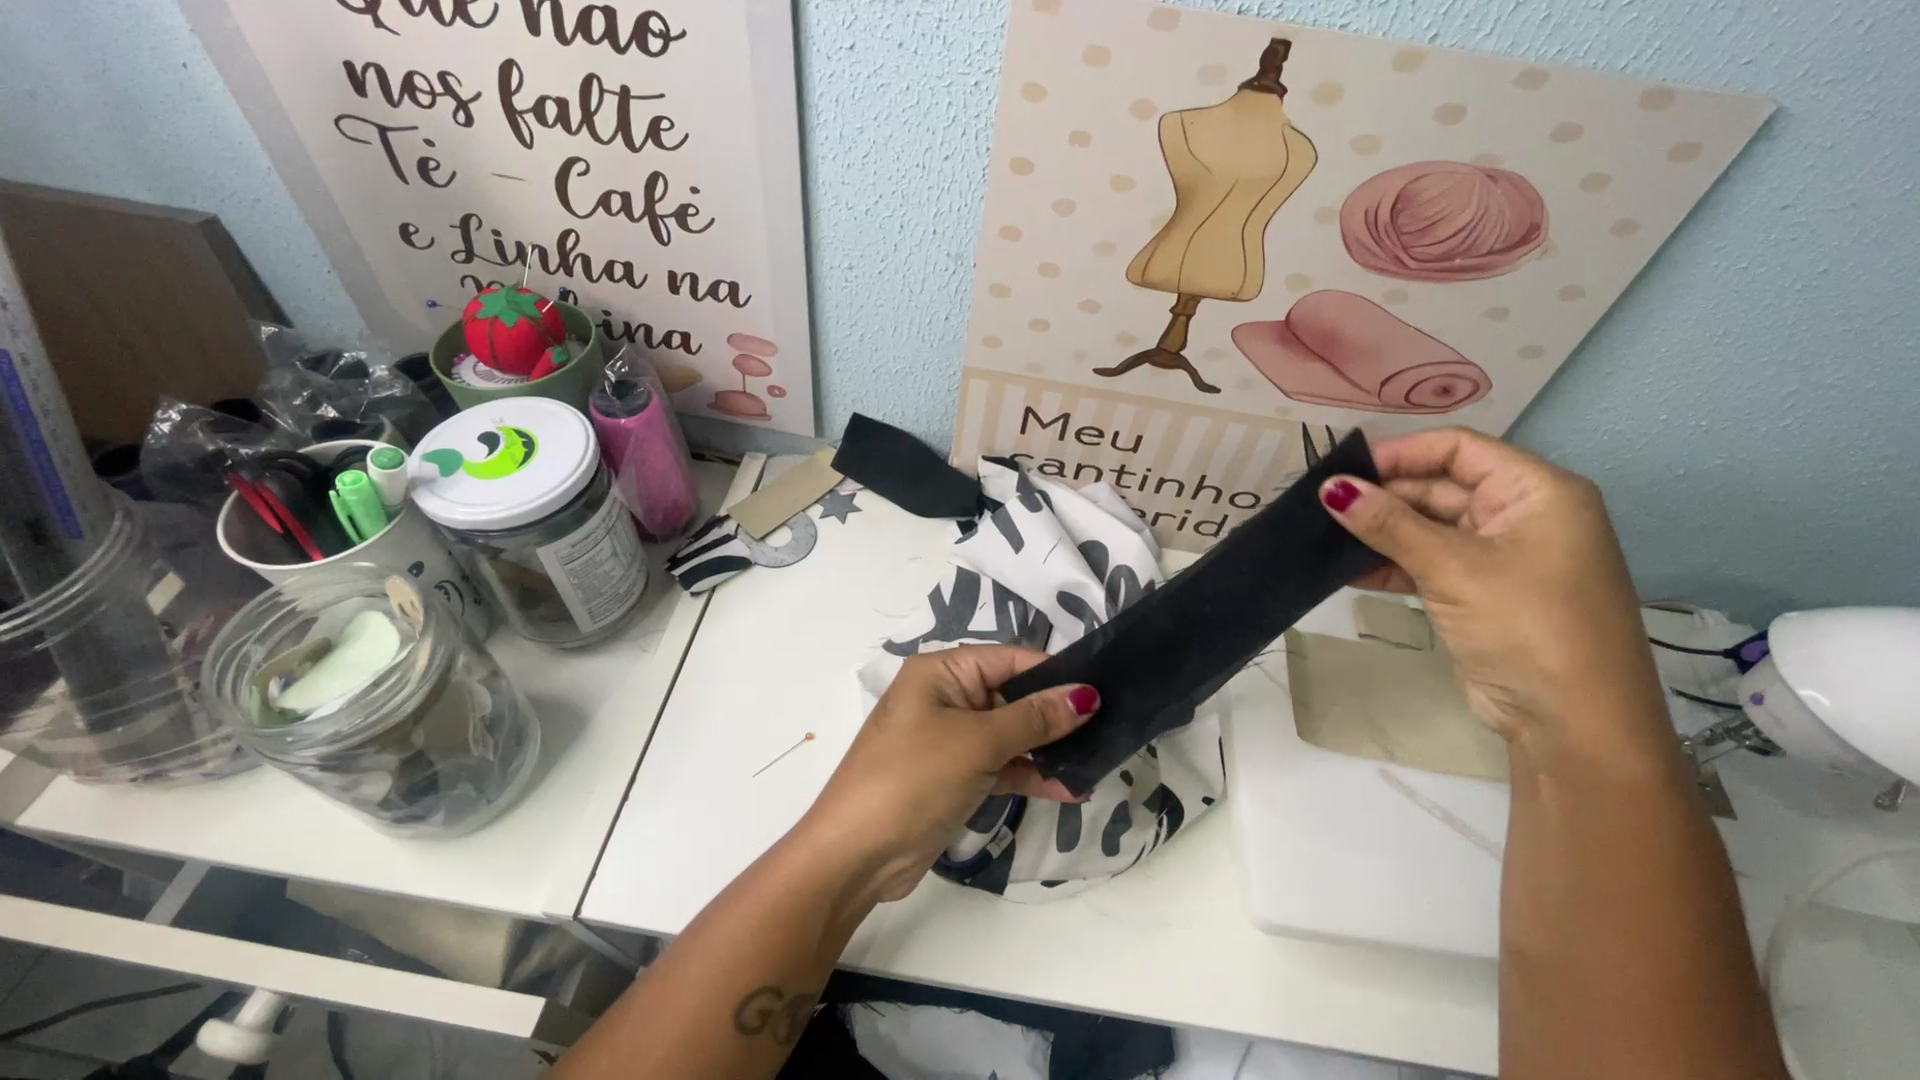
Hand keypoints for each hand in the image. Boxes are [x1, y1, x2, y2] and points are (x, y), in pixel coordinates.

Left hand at [795, 647, 1098, 902]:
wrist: (856, 855)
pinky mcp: (955, 777)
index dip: (1054, 673)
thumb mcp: (978, 742)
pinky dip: (1030, 776)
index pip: (1009, 659)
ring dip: (1048, 750)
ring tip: (1096, 763)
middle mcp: (945, 698)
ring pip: (1011, 735)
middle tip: (1110, 727)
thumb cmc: (914, 778)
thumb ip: (1034, 718)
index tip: (1104, 688)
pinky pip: (1001, 766)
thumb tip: (1086, 695)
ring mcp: (949, 740)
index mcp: (941, 672)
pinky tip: (1069, 791)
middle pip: (1012, 696)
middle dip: (1056, 714)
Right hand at [1318, 428, 1664, 752]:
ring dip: (1381, 532)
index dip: (1400, 453)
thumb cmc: (1526, 625)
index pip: (1459, 449)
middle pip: (1441, 487)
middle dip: (1383, 496)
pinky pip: (1430, 563)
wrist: (1573, 721)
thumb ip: (1389, 524)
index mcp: (1537, 491)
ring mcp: (1502, 557)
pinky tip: (1349, 570)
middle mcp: (1523, 515)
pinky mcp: (1482, 593)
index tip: (1343, 469)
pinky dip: (1393, 564)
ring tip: (1324, 535)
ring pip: (1430, 527)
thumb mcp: (1453, 567)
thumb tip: (1331, 488)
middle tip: (1321, 505)